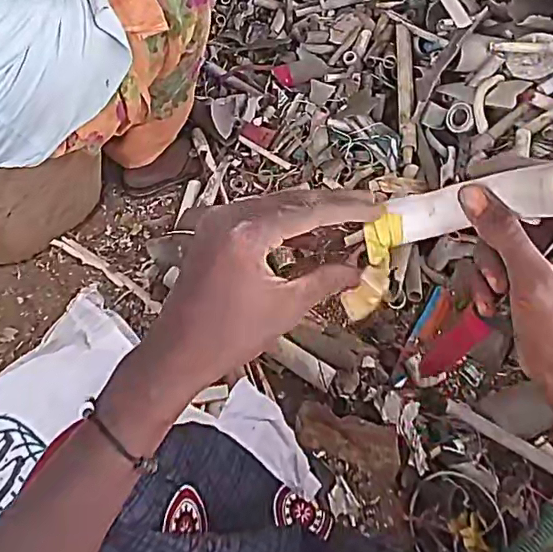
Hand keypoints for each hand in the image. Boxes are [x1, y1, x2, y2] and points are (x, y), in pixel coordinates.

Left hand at [127, 189, 380, 398]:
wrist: (177, 352)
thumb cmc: (223, 337)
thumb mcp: (285, 308)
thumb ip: (325, 280)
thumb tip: (355, 269)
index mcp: (246, 233)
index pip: (309, 210)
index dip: (348, 208)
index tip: (375, 207)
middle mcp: (230, 217)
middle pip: (293, 199)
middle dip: (333, 204)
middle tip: (368, 207)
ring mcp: (218, 221)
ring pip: (276, 204)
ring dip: (310, 211)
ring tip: (346, 220)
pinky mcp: (214, 230)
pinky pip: (258, 215)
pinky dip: (286, 221)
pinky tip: (308, 232)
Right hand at [459, 184, 552, 399]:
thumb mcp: (534, 281)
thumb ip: (503, 233)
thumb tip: (477, 198)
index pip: (552, 185)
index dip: (516, 184)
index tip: (486, 185)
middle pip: (519, 208)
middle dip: (497, 240)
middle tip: (495, 259)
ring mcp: (552, 250)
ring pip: (503, 231)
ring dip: (489, 261)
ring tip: (497, 287)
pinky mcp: (533, 264)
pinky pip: (498, 250)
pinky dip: (488, 272)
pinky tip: (494, 294)